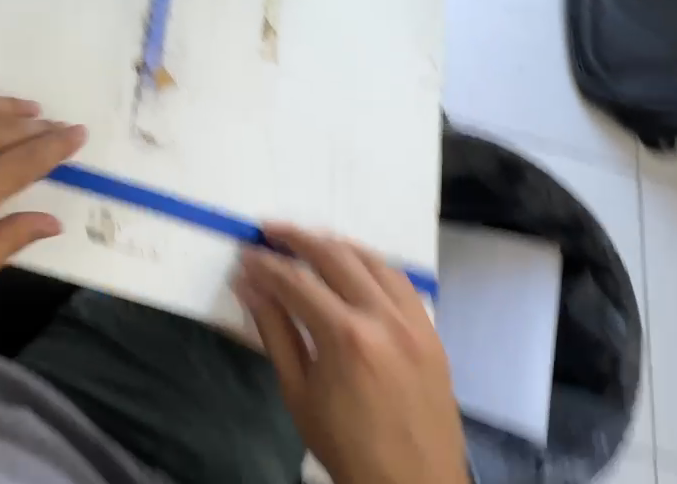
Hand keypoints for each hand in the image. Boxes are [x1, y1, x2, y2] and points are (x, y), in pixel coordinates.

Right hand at [234, 224, 468, 483]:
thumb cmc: (346, 445)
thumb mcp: (297, 391)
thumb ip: (273, 330)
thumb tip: (247, 285)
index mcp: (346, 337)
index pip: (295, 281)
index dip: (265, 265)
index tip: (244, 255)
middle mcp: (384, 319)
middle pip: (334, 256)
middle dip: (296, 238)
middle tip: (268, 230)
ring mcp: (415, 324)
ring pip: (372, 260)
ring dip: (336, 244)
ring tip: (307, 240)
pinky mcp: (432, 334)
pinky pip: (401, 283)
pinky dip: (372, 264)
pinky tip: (353, 266)